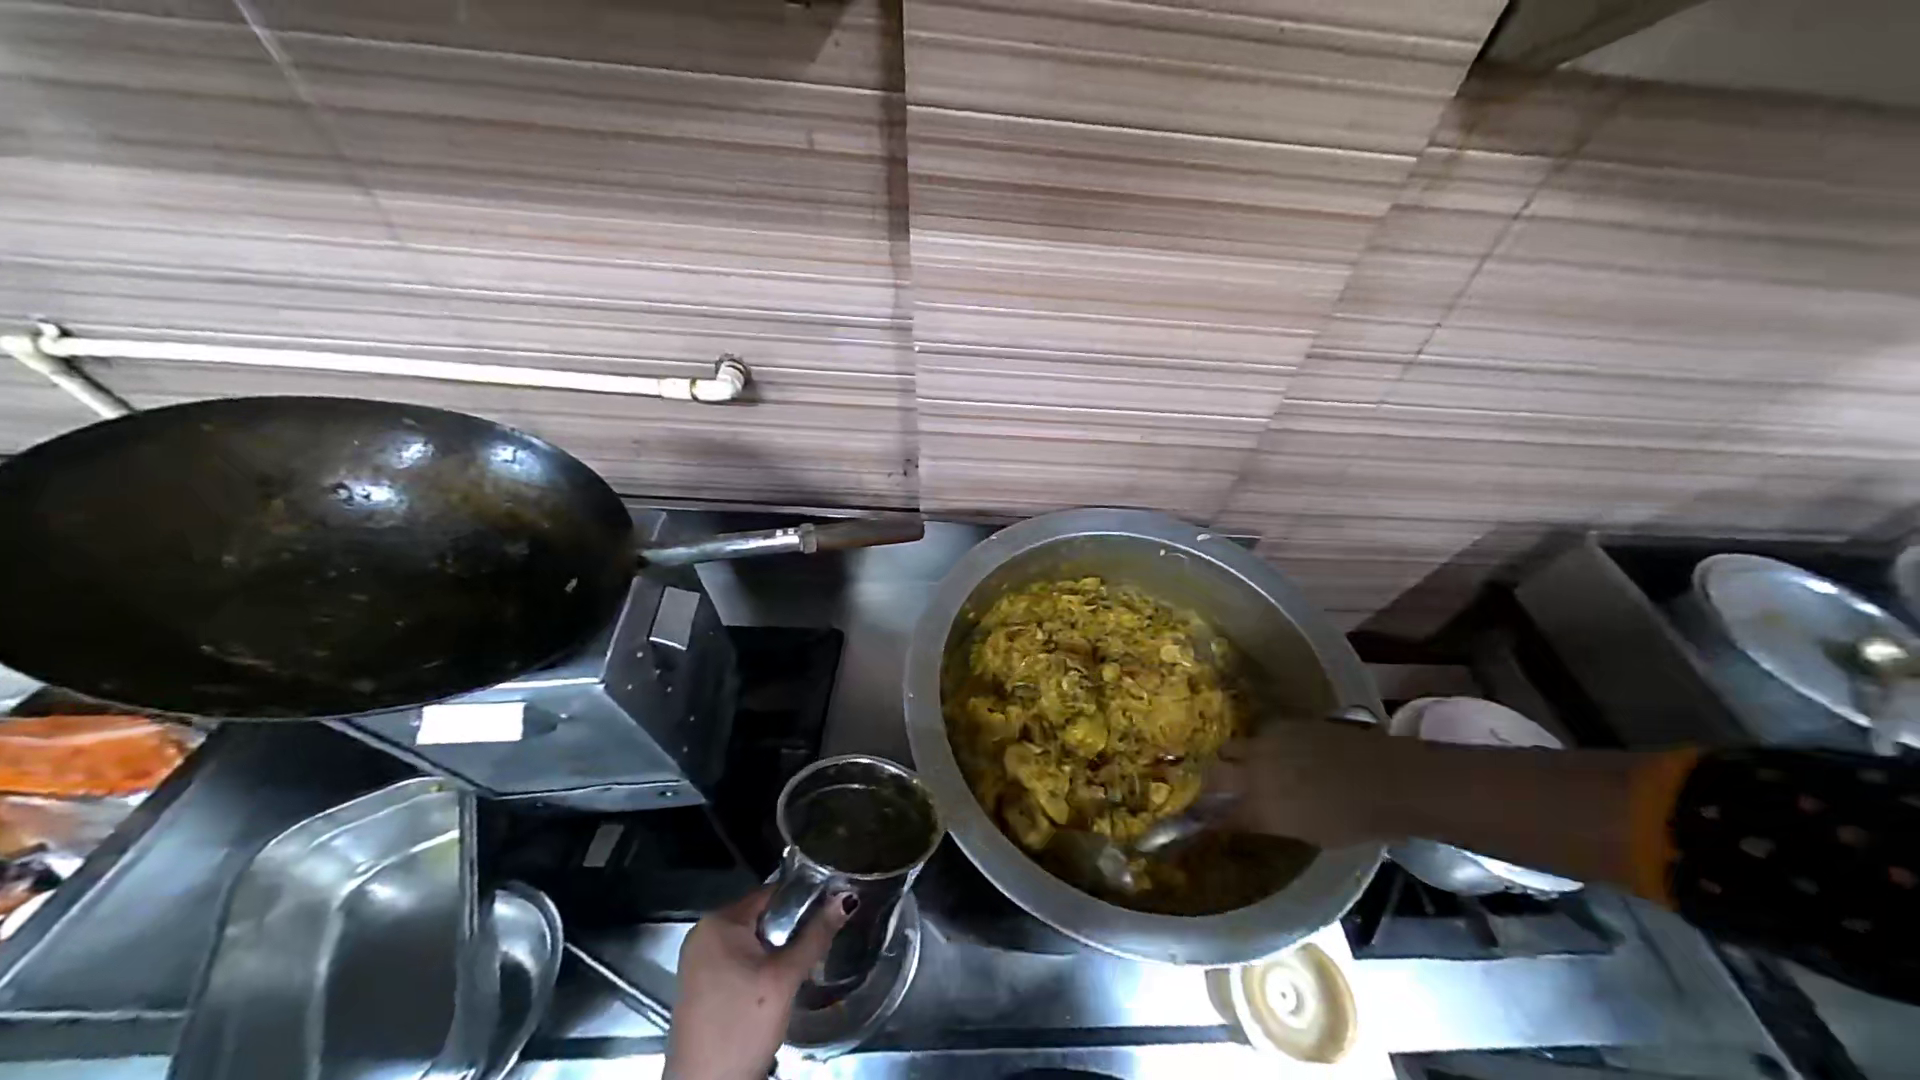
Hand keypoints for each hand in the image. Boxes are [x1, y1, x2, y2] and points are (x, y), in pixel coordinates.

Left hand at [664, 885, 855, 1079]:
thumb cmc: (743, 1026)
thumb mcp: (785, 978)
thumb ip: (815, 935)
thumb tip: (847, 898)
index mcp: (718, 921)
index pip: (771, 893)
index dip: (803, 900)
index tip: (830, 910)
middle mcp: (703, 932)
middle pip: (762, 916)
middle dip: (791, 929)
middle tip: (820, 943)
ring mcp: (698, 960)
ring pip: (752, 939)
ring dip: (777, 949)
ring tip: (804, 964)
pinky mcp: (700, 984)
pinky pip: (738, 959)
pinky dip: (759, 965)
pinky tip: (777, 984)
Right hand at [1209, 720, 1401, 847]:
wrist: (1389, 779)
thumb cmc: (1356, 821)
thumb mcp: (1311, 835)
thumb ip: (1272, 822)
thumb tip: (1251, 817)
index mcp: (1260, 808)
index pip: (1220, 815)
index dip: (1209, 819)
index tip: (1203, 821)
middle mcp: (1253, 773)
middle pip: (1213, 773)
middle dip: (1211, 783)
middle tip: (1218, 791)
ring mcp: (1266, 744)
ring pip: (1230, 748)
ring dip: (1231, 760)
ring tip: (1242, 767)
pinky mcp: (1283, 724)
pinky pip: (1258, 735)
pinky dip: (1259, 746)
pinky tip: (1274, 753)